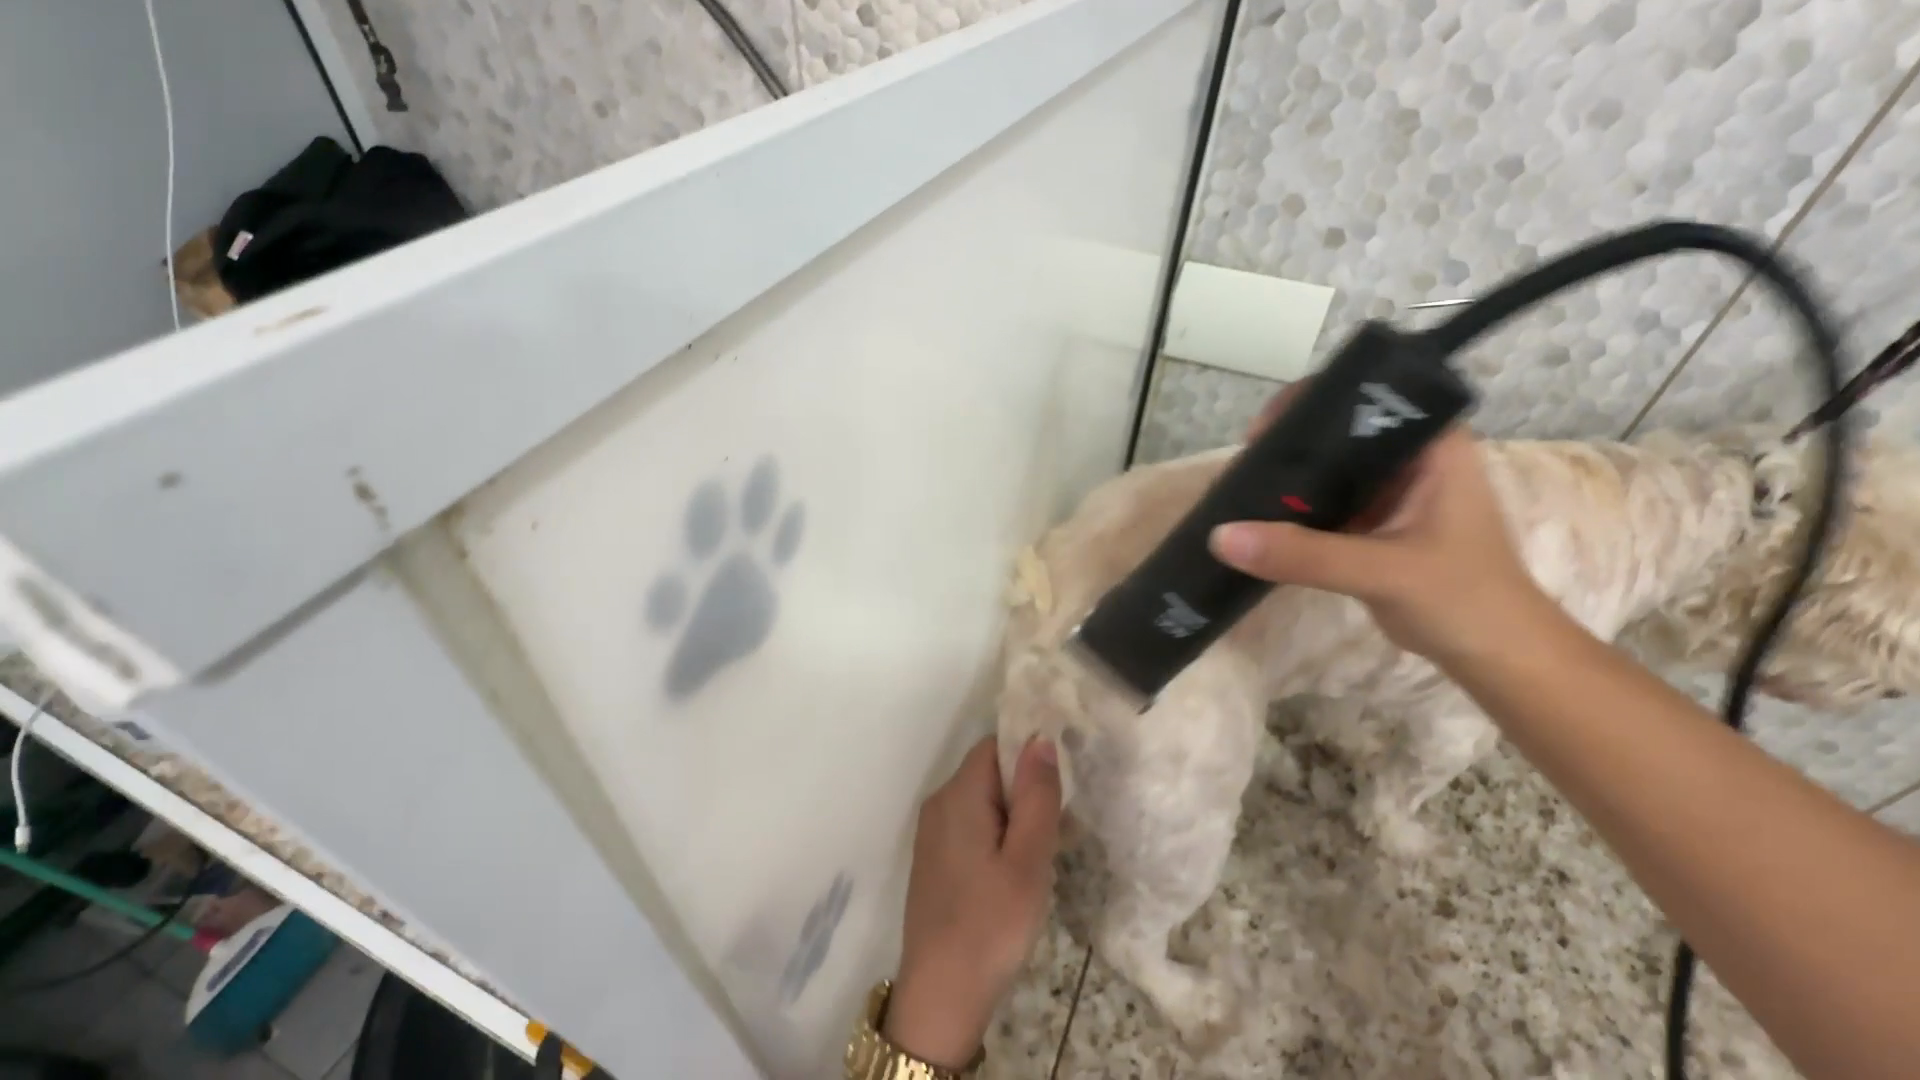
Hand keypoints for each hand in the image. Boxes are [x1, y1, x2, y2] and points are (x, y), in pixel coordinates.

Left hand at [883, 737, 1061, 1069]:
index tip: (1064, 784)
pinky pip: (972, 826)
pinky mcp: (935, 860)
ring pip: (983, 801)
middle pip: (989, 772)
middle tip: (1061, 828)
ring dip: (1016, 816)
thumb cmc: (992, 925)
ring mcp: (933, 833)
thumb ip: (1037, 796)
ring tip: (1044, 854)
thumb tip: (1041, 738)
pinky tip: (1018, 871)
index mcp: (958, 795)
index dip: (1031, 755)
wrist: (941, 995)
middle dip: (1027, 789)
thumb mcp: (1028, 860)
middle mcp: (939, 804)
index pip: (996, 745)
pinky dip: (998, 836)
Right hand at [1206, 384, 1550, 665]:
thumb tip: (1221, 537)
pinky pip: (1329, 505)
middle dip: (1292, 444)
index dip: (1314, 402)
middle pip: (1342, 432)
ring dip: (1292, 479)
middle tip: (1245, 464)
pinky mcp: (1378, 526)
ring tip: (1243, 487)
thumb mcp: (1382, 572)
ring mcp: (1396, 494)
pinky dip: (1298, 512)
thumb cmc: (1463, 600)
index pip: (1368, 396)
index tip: (1264, 431)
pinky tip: (1262, 519)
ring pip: (1332, 471)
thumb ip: (1304, 554)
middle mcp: (1413, 459)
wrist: (1497, 657)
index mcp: (1433, 446)